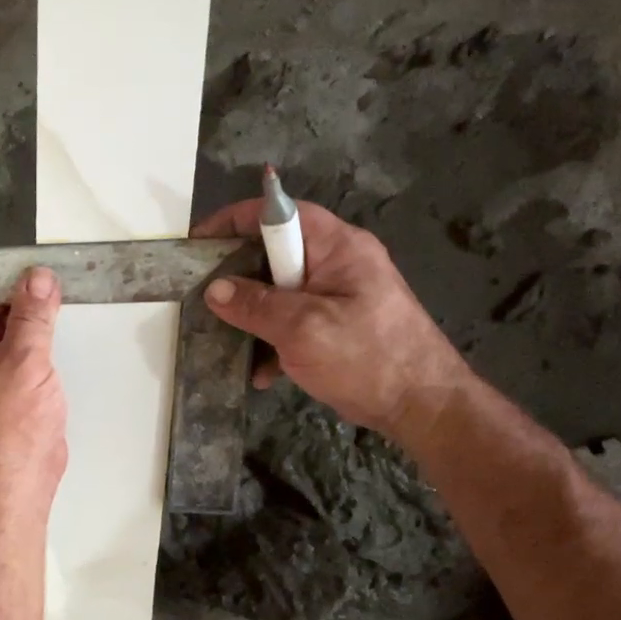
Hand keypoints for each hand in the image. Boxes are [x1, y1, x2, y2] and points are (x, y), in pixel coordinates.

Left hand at [0, 267, 68, 503]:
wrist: (21, 481)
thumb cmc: (12, 424)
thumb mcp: (24, 361)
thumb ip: (32, 317)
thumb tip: (38, 277)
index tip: (27, 267)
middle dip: (16, 299)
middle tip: (50, 278)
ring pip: (6, 335)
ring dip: (30, 319)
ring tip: (58, 293)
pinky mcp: (8, 391)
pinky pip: (19, 355)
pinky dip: (36, 341)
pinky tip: (58, 325)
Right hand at [192, 198, 473, 441]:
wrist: (421, 406)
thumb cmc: (367, 358)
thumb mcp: (303, 328)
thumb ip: (255, 305)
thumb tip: (214, 289)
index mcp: (338, 248)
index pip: (281, 213)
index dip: (237, 220)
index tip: (199, 242)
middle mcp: (337, 264)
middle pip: (274, 254)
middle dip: (236, 276)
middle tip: (201, 295)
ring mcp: (336, 297)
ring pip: (277, 292)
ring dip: (250, 317)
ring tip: (223, 339)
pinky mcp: (334, 327)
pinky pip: (290, 323)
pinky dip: (270, 343)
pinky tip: (259, 371)